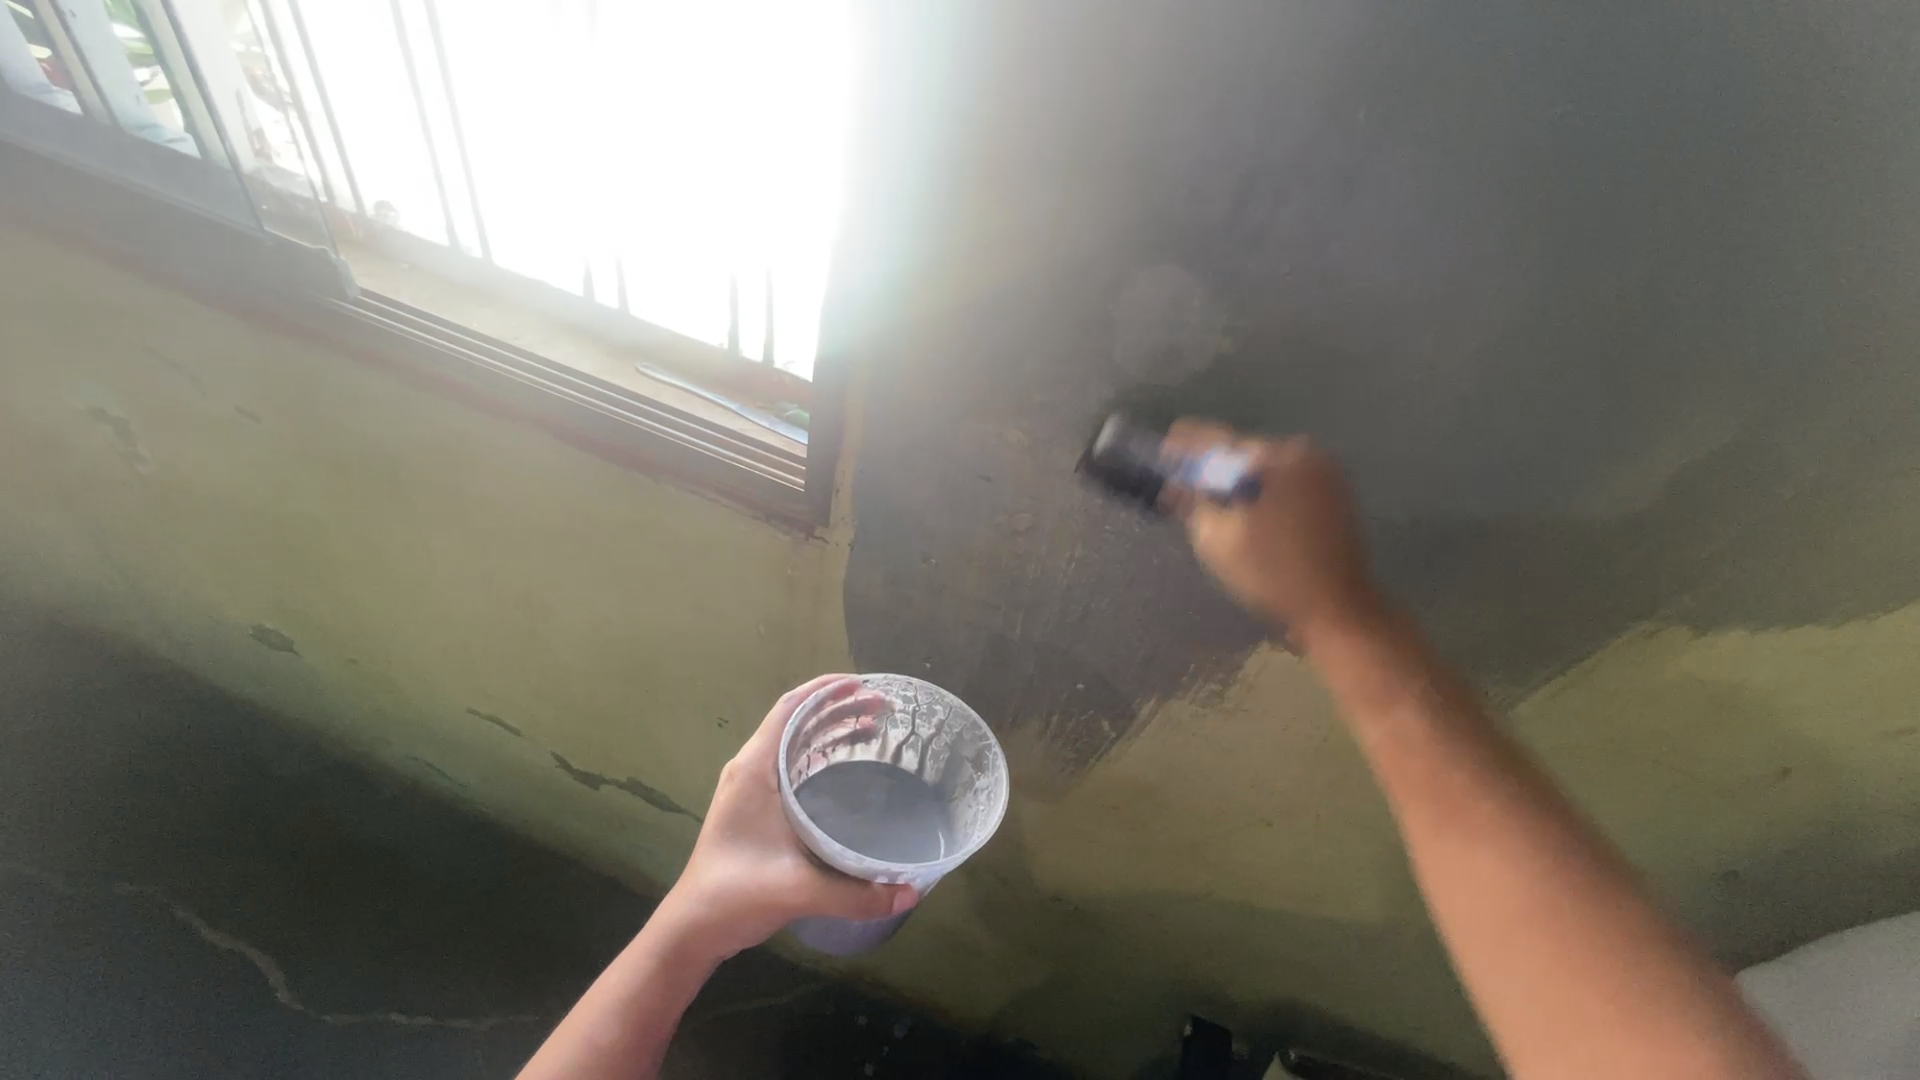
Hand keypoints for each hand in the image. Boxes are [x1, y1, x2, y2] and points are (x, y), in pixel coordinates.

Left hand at [653, 675, 916, 960]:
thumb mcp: (799, 891)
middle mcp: (751, 768)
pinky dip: (821, 753)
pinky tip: (847, 768)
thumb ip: (856, 893)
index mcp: (755, 769)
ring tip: (873, 729)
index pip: (790, 707)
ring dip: (831, 728)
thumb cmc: (735, 895)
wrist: (692, 928)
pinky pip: (791, 763)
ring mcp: (750, 786)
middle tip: (883, 708)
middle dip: (839, 706)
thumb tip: (911, 891)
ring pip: (794, 740)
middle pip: (797, 718)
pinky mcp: (754, 805)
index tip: (865, 683)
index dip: (826, 688)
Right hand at [1164, 420, 1381, 644]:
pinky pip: (1288, 483)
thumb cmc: (1272, 573)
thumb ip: (1193, 501)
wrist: (1337, 609)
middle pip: (1244, 454)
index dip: (1186, 446)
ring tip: (1217, 505)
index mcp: (1276, 458)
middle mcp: (1305, 454)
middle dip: (1215, 470)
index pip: (1218, 442)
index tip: (1165, 450)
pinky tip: (1250, 515)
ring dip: (1241, 482)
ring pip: (1267, 470)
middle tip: (1188, 488)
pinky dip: (1265, 493)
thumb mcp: (1217, 538)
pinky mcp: (1337, 495)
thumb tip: (1176, 484)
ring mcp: (1327, 473)